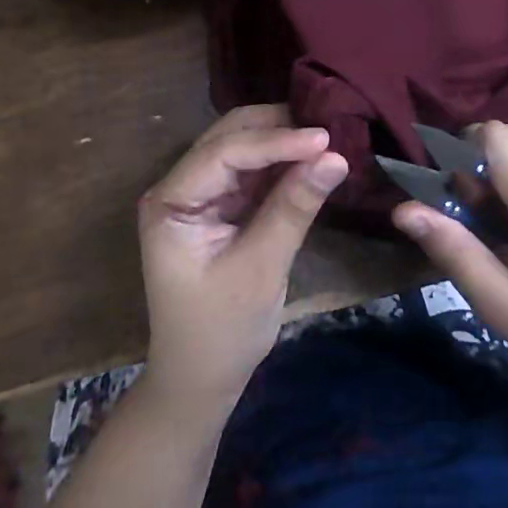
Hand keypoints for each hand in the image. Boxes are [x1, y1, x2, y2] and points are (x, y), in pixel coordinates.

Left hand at [138, 105, 348, 404]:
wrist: (202, 379)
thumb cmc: (221, 331)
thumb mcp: (260, 269)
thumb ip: (294, 208)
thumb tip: (336, 157)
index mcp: (170, 202)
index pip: (223, 153)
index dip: (275, 141)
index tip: (325, 137)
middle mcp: (180, 187)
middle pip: (229, 137)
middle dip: (278, 129)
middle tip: (330, 128)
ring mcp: (201, 194)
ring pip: (244, 146)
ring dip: (284, 140)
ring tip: (329, 137)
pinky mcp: (222, 205)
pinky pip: (255, 170)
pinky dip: (284, 161)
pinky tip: (314, 157)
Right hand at [391, 121, 507, 400]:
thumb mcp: (505, 310)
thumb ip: (455, 253)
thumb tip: (402, 209)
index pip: (495, 138)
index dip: (461, 156)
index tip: (454, 201)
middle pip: (507, 133)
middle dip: (477, 162)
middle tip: (477, 215)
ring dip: (500, 163)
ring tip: (503, 216)